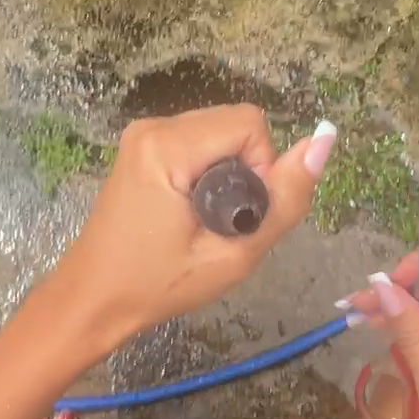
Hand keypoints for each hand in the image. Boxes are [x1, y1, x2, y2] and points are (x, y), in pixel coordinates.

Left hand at [48, 105, 335, 349]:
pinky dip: (209, 169)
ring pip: (219, 130)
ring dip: (228, 171)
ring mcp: (143, 132)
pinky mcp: (141, 143)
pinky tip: (192, 209)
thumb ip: (284, 199)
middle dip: (245, 169)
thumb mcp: (232, 254)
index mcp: (166, 146)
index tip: (238, 214)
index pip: (250, 124)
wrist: (95, 295)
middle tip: (221, 222)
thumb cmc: (159, 284)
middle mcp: (152, 126)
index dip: (261, 168)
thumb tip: (323, 141)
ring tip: (205, 219)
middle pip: (234, 123)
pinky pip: (198, 140)